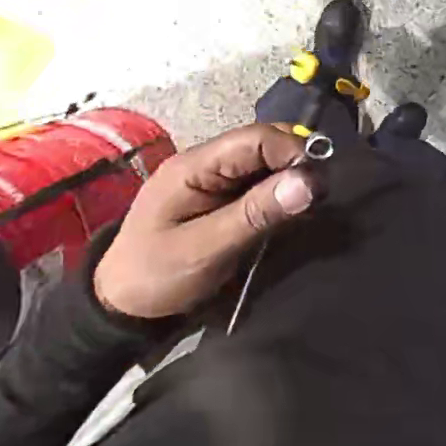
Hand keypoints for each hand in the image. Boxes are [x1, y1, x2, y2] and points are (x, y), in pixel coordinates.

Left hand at [95, 124, 320, 318]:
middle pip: (263, 144)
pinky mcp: (222, 200)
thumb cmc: (157, 276)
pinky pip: (259, 184)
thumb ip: (256, 213)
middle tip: (324, 193)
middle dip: (297, 161)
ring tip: (316, 202)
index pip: (255, 138)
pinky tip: (298, 210)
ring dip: (292, 177)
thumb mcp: (206, 248)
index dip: (293, 152)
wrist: (121, 307)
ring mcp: (214, 181)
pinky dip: (281, 194)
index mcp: (195, 165)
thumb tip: (310, 181)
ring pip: (265, 163)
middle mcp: (207, 163)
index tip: (322, 182)